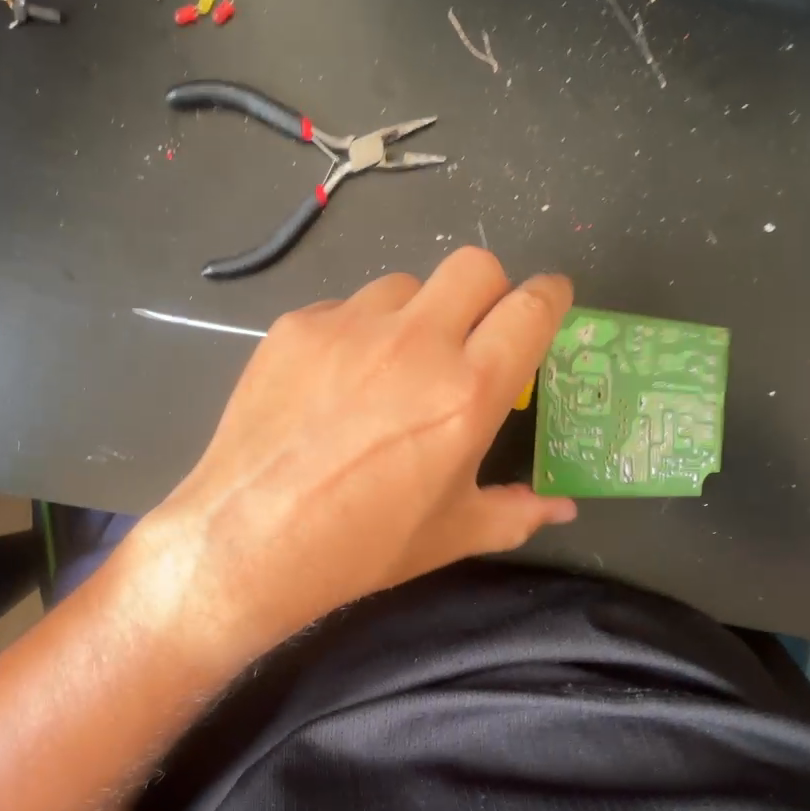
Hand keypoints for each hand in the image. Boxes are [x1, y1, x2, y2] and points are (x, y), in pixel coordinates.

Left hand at [134, 248, 577, 651]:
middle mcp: (414, 343)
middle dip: (488, 289)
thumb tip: (561, 509)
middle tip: (473, 331)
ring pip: (403, 285)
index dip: (550, 296)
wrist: (248, 539)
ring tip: (391, 365)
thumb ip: (516, 511)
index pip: (530, 308)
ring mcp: (349, 326)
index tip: (549, 300)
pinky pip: (343, 308)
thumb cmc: (361, 545)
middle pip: (475, 265)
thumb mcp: (451, 535)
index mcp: (466, 391)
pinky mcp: (297, 325)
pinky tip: (333, 382)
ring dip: (414, 314)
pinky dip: (355, 333)